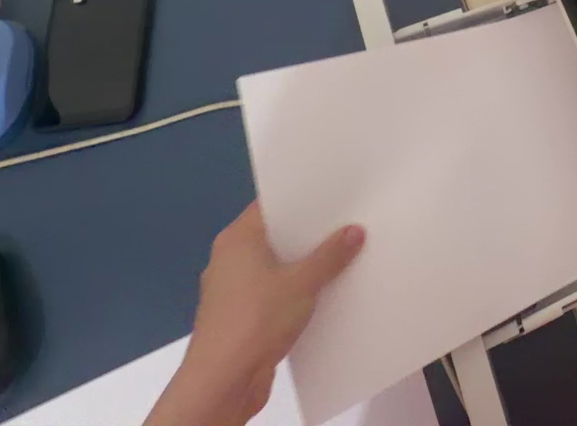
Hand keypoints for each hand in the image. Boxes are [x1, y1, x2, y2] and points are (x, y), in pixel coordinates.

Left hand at [144, 203, 365, 425]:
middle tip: (348, 218)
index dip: (303, 196)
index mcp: (237, 239)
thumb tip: (355, 230)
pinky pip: (273, 290)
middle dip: (310, 231)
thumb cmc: (256, 321)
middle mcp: (230, 258)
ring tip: (343, 252)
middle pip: (276, 234)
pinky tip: (324, 289)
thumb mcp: (303, 283)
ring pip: (275, 265)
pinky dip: (294, 288)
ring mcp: (232, 290)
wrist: (221, 386)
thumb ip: (331, 255)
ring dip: (303, 263)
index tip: (336, 191)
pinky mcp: (239, 317)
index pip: (272, 204)